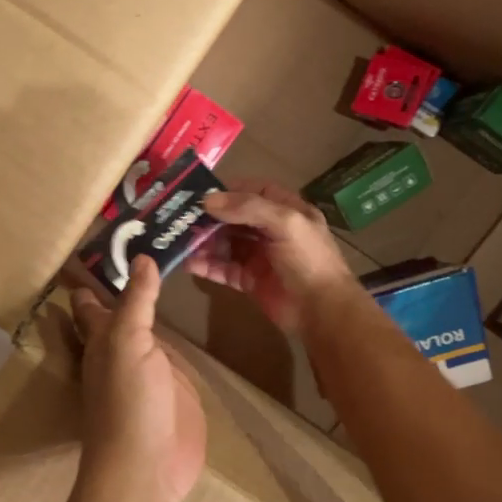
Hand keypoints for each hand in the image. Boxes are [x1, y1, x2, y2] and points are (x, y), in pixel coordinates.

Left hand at [69, 257, 206, 501]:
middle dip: (121, 287)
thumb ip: (135, 303)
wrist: (147, 468)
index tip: (99, 241)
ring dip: (146, 312)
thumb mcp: (128, 344)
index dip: (89, 275)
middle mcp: (120, 353)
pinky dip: (175, 341)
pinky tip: (182, 329)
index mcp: (100, 339)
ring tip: (161, 273)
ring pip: (143, 336)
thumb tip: (141, 258)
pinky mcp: (171, 394)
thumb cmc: (128, 402)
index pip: (89, 301)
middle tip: (138, 244)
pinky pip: (171, 361)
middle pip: (117, 315)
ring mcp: (147, 375)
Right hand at [187, 180, 357, 332]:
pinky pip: (223, 268)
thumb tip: (207, 200)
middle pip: (234, 218)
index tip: (199, 193)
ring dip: (204, 242)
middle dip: (209, 218)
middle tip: (181, 219)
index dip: (228, 191)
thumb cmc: (308, 259)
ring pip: (225, 243)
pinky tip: (189, 264)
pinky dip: (206, 266)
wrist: (321, 310)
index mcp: (286, 210)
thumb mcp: (286, 223)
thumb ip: (248, 208)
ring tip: (181, 242)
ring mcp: (259, 256)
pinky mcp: (249, 280)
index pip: (253, 191)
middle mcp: (271, 230)